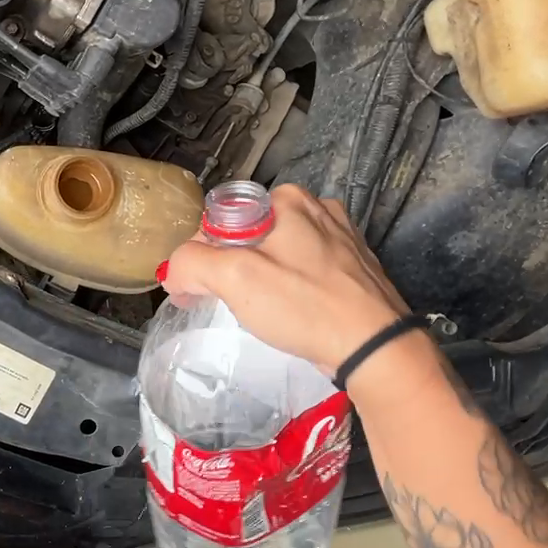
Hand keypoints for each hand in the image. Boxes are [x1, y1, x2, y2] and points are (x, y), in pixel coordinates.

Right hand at [161, 184, 411, 375]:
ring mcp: (341, 237)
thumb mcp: (234, 278)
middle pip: (248, 235)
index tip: (201, 288)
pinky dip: (288, 288)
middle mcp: (318, 208)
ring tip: (260, 311)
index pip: (222, 219)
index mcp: (287, 199)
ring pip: (276, 253)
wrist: (374, 348)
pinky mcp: (355, 265)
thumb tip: (173, 271)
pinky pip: (303, 270)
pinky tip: (290, 311)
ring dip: (259, 279)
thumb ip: (191, 264)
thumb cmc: (305, 306)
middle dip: (231, 267)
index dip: (203, 254)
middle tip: (229, 302)